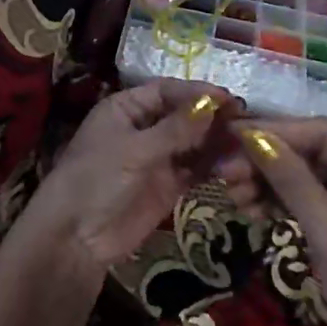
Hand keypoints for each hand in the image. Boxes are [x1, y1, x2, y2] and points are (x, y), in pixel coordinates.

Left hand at [20, 79, 244, 269]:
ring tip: (248, 145)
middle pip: (184, 115)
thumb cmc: (96, 179)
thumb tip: (211, 104)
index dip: (197, 93)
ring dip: (218, 143)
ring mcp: (156, 157)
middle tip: (249, 123)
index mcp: (125, 108)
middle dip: (213, 118)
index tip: (231, 100)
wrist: (77, 235)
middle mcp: (142, 127)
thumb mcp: (134, 150)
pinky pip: (196, 169)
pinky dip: (215, 167)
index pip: (166, 90)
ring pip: (194, 143)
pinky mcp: (168, 185)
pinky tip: (237, 166)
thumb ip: (174, 129)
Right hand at [236, 119, 326, 325]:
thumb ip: (293, 181)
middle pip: (317, 151)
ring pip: (310, 173)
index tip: (229, 138)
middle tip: (224, 174)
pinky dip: (283, 201)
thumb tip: (252, 138)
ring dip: (269, 182)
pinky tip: (253, 211)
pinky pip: (315, 196)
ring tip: (233, 197)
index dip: (277, 133)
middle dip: (268, 160)